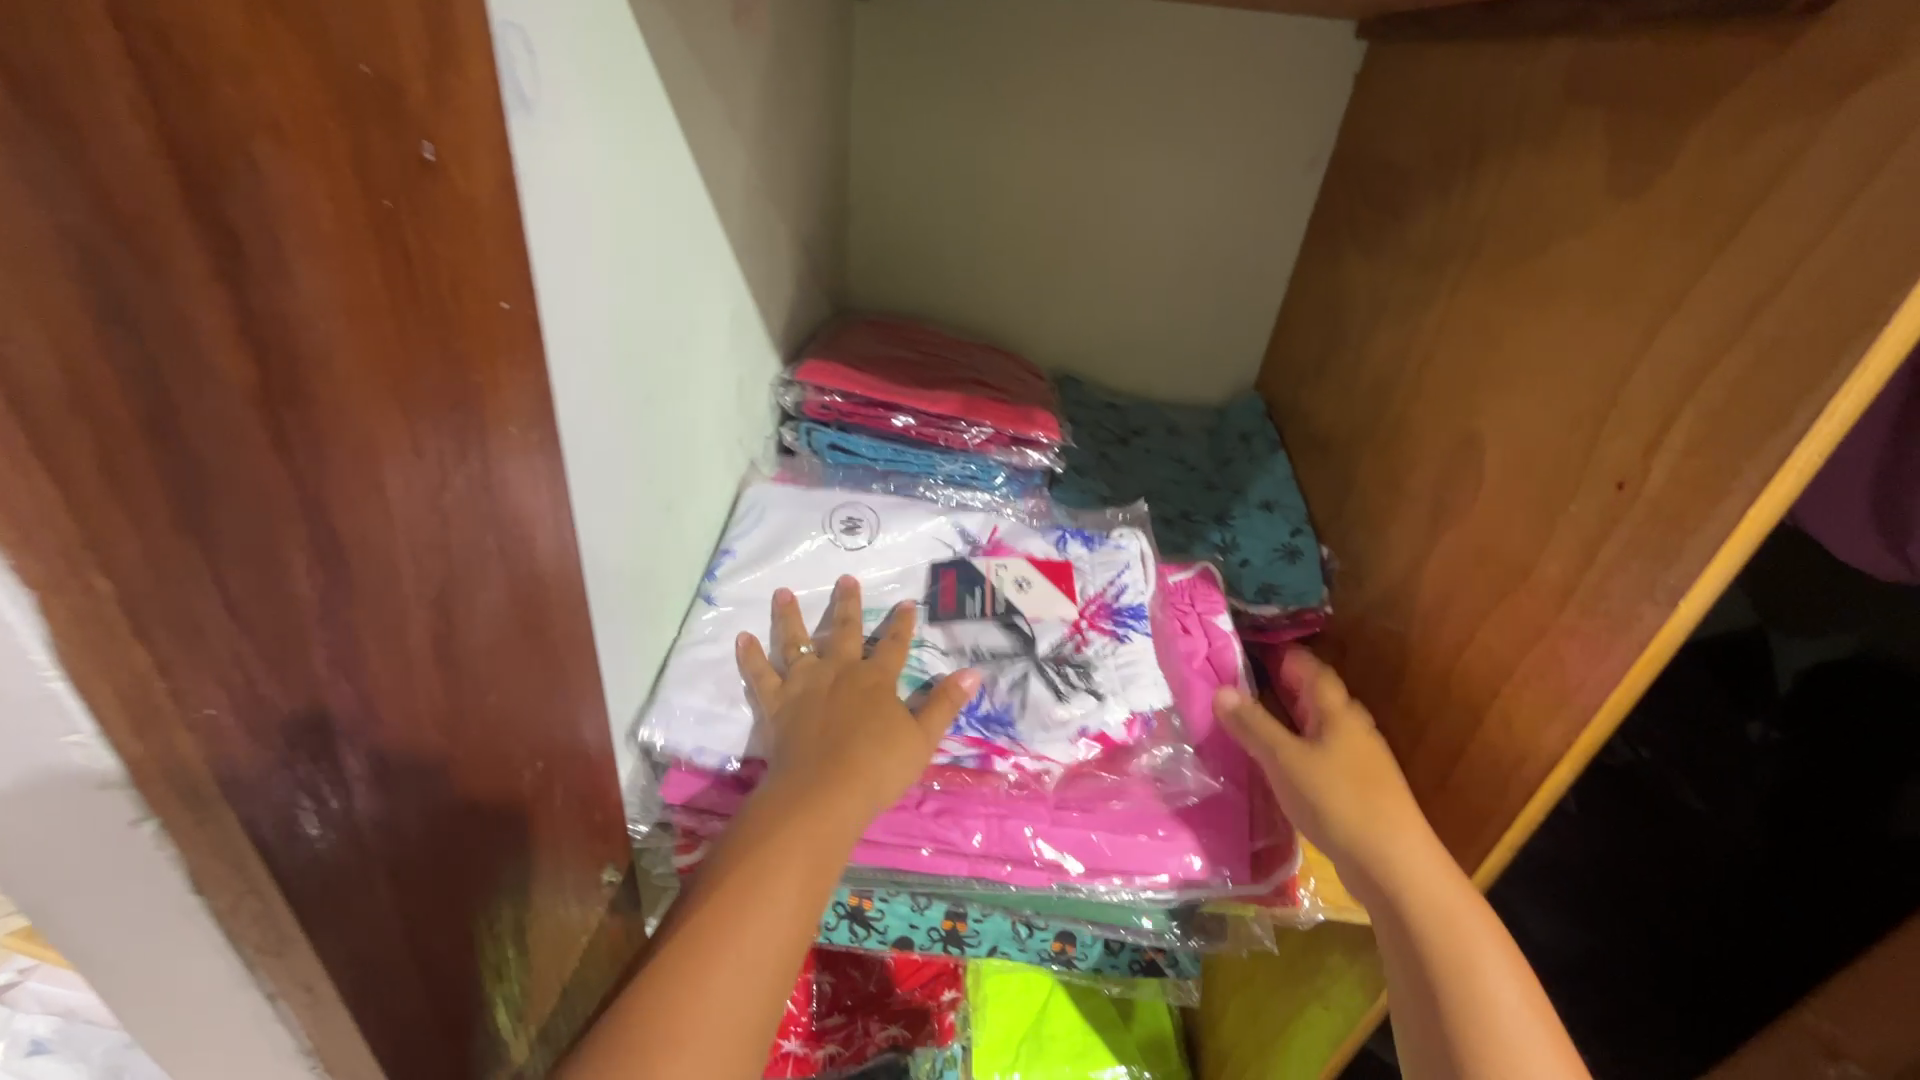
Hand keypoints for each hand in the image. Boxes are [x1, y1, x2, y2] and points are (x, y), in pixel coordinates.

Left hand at [736, 575, 981, 824]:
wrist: (824, 792)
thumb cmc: (878, 768)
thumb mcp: (922, 738)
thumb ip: (944, 703)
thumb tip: (973, 672)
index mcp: (876, 680)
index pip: (893, 645)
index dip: (901, 624)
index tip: (906, 603)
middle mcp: (840, 671)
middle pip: (844, 632)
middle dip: (847, 605)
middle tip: (846, 579)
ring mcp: (804, 684)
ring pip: (796, 642)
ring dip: (790, 617)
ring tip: (782, 592)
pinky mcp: (776, 703)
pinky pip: (760, 674)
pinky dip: (750, 656)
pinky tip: (742, 638)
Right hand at [1214, 648, 1443, 903]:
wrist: (1393, 864)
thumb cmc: (1337, 801)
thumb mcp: (1284, 760)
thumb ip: (1253, 725)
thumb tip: (1221, 690)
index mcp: (1336, 711)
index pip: (1309, 667)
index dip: (1281, 654)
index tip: (1247, 648)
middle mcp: (1352, 727)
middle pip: (1316, 695)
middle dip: (1283, 685)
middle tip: (1242, 683)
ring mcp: (1359, 759)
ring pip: (1320, 726)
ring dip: (1291, 719)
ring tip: (1255, 721)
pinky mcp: (1359, 788)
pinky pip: (1323, 754)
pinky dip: (1299, 748)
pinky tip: (1281, 765)